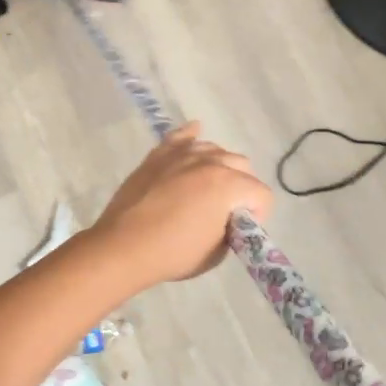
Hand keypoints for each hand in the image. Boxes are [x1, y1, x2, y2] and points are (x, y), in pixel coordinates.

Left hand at [90, 121, 272, 287]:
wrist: (123, 246)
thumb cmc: (173, 253)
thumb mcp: (216, 252)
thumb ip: (231, 228)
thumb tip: (228, 218)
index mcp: (228, 185)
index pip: (261, 194)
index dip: (258, 214)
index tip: (241, 230)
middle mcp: (209, 162)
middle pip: (241, 165)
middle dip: (241, 188)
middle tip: (225, 211)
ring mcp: (181, 155)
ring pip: (214, 150)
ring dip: (218, 167)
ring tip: (207, 188)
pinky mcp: (157, 156)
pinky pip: (180, 137)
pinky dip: (190, 136)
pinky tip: (195, 132)